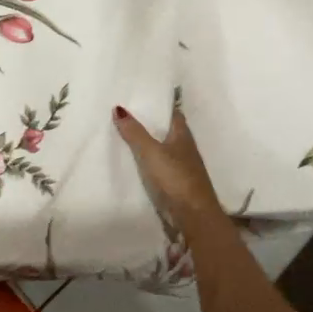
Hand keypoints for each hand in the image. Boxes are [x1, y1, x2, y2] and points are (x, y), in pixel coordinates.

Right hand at [113, 107, 225, 228]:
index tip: (142, 95)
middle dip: (150, 122)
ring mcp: (181, 167)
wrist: (193, 216)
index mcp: (183, 135)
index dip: (160, 104)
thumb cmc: (176, 178)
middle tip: (126, 112)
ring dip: (148, 142)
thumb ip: (135, 132)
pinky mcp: (176, 184)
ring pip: (162, 149)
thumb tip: (119, 108)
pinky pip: (159, 166)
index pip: (173, 113)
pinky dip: (148, 161)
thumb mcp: (151, 152)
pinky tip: (133, 160)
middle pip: (166, 130)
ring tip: (124, 133)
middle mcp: (184, 148)